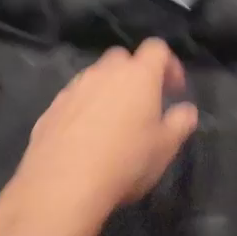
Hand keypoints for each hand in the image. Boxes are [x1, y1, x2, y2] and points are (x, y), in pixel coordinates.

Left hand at [0, 39, 199, 235]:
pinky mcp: (50, 110)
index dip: (169, 64)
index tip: (174, 90)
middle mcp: (104, 73)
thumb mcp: (166, 147)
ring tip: (112, 124)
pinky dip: (83, 110)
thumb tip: (186, 110)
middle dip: (134, 74)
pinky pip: (73, 100)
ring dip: (106, 91)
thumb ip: (181, 122)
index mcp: (138, 75)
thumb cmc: (125, 162)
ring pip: (94, 78)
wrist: (61, 187)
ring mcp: (73, 89)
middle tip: (142, 103)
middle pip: (122, 58)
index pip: (157, 48)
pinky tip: (85, 139)